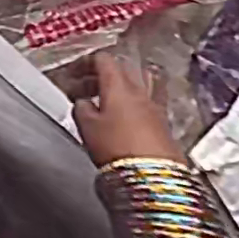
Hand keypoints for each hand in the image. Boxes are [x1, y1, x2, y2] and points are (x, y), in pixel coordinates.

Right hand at [61, 53, 185, 166]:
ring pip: (139, 82)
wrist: (155, 177)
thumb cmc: (118, 150)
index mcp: (118, 85)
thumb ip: (81, 109)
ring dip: (122, 85)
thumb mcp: (87, 128)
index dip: (86, 63)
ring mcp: (155, 105)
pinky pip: (149, 100)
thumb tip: (82, 103)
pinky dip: (135, 101)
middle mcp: (139, 89)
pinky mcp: (164, 123)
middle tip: (84, 88)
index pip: (103, 60)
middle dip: (101, 75)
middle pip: (121, 68)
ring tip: (108, 98)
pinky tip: (126, 116)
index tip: (74, 73)